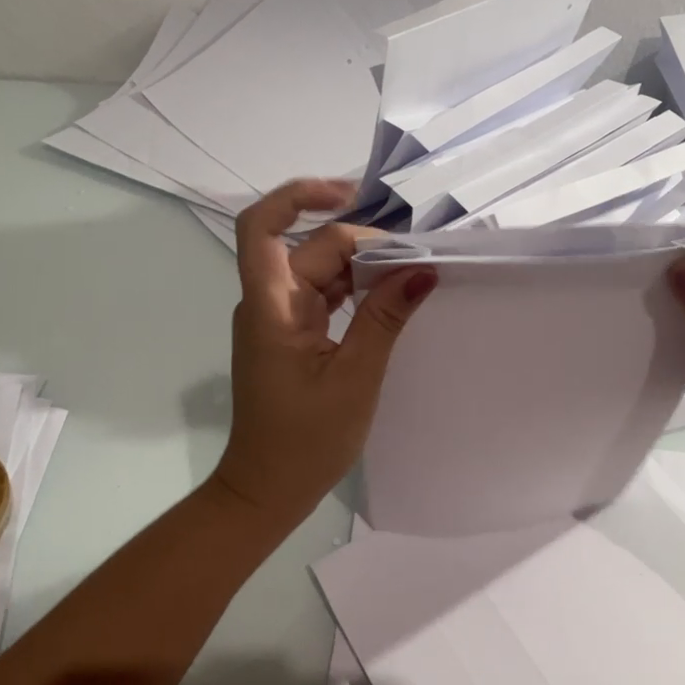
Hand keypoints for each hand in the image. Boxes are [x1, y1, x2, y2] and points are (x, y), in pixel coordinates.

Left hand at [210, 179, 437, 525]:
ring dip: (362, 268)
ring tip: (412, 272)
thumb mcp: (355, 377)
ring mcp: (279, 321)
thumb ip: (385, 318)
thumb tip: (421, 271)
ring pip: (319, 272)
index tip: (351, 195)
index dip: (299, 196)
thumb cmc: (306, 440)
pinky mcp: (292, 338)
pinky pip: (323, 297)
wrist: (267, 489)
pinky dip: (355, 291)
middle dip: (361, 244)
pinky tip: (391, 297)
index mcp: (271, 307)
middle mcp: (269, 304)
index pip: (263, 226)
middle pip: (310, 250)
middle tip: (417, 258)